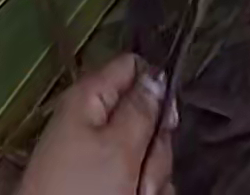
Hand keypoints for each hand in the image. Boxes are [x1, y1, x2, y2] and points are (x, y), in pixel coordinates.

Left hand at [17, 53, 176, 194]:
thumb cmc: (82, 193)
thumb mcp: (117, 149)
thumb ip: (142, 110)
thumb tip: (157, 76)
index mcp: (90, 97)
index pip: (132, 67)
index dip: (156, 87)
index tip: (167, 118)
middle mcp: (94, 120)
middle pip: (145, 116)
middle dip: (154, 147)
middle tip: (141, 173)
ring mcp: (99, 154)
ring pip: (147, 153)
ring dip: (151, 176)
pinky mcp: (104, 183)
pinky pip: (138, 178)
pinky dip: (143, 192)